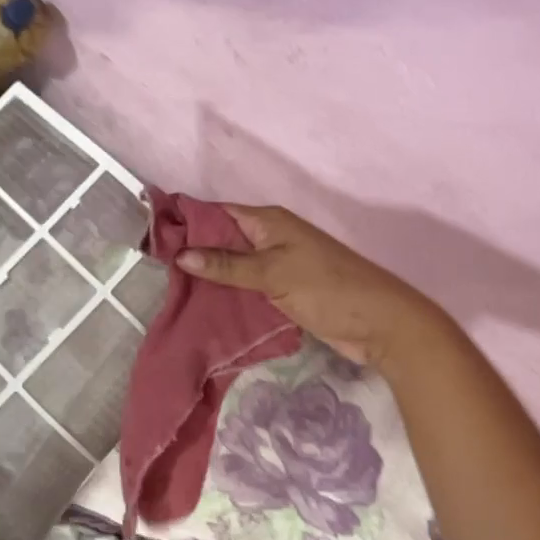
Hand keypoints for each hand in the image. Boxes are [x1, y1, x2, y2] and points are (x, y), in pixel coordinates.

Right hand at [176, 204, 450, 371]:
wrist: (386, 326)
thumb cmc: (330, 289)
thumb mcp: (273, 273)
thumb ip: (227, 264)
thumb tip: (181, 254)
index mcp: (268, 221)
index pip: (215, 212)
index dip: (185, 221)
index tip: (152, 234)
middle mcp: (270, 237)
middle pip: (220, 238)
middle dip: (191, 249)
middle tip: (155, 266)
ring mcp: (278, 263)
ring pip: (231, 263)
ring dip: (208, 274)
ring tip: (170, 287)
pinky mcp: (284, 289)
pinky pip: (245, 284)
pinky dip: (226, 291)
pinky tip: (203, 303)